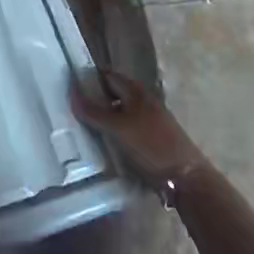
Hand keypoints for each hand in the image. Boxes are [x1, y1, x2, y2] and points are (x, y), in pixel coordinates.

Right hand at [71, 69, 208, 188]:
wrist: (185, 177)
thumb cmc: (150, 146)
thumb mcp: (118, 129)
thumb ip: (94, 112)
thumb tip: (71, 93)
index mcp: (135, 91)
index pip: (107, 76)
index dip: (89, 78)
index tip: (68, 85)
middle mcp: (142, 100)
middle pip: (112, 94)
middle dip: (93, 98)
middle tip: (70, 108)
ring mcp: (148, 119)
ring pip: (118, 112)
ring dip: (102, 116)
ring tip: (81, 125)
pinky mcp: (151, 137)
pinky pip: (125, 127)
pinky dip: (112, 130)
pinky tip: (101, 142)